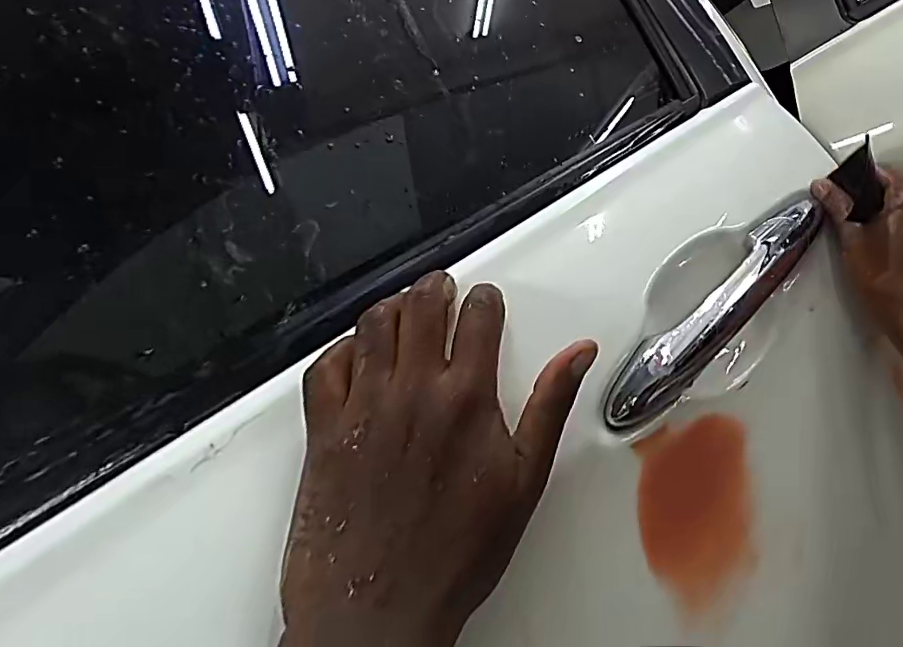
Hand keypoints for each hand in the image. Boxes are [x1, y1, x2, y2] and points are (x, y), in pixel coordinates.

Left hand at [280, 272, 597, 646]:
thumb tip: (578, 355)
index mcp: (465, 398)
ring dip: (392, 307)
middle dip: (436, 288)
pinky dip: (340, 350)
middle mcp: (413, 391)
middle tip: (442, 290)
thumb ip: (551, 404)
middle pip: (422, 305)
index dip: (485, 298)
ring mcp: (364, 408)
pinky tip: (356, 354)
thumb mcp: (525, 478)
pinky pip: (324, 368)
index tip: (486, 302)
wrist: (377, 615)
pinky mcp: (324, 432)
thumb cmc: (455, 552)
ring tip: (404, 310)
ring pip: (373, 325)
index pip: (477, 315)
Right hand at [811, 168, 902, 329]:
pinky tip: (861, 235)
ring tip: (846, 219)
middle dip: (859, 192)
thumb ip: (837, 206)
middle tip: (836, 201)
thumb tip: (823, 186)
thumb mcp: (851, 237)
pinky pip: (893, 219)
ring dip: (868, 207)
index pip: (878, 172)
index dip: (853, 177)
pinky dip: (876, 221)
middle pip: (883, 187)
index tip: (834, 184)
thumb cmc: (883, 279)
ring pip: (887, 204)